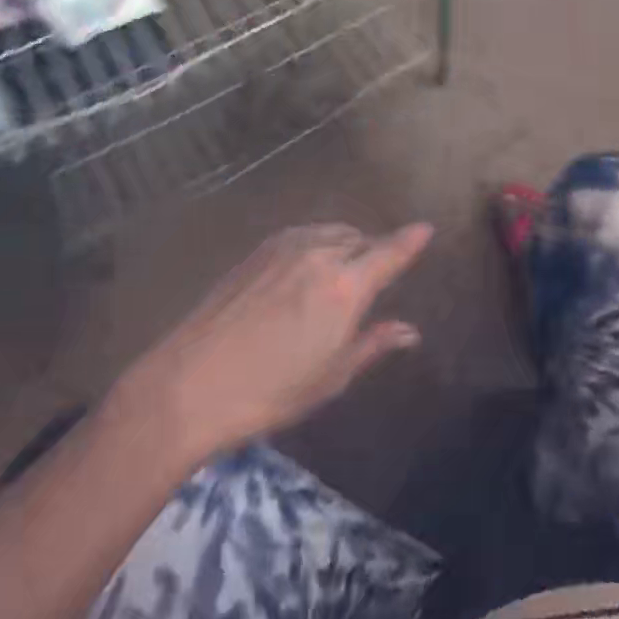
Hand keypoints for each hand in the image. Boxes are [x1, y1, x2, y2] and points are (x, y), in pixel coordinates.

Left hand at [107, 223, 432, 460]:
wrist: (192, 381)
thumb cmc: (271, 390)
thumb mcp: (332, 376)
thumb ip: (372, 343)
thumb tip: (409, 330)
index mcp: (345, 285)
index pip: (388, 253)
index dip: (410, 241)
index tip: (426, 228)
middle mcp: (317, 254)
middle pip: (358, 238)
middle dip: (373, 251)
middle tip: (376, 276)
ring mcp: (282, 248)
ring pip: (327, 233)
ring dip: (344, 244)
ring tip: (343, 270)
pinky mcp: (255, 252)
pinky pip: (300, 236)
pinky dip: (315, 243)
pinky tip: (306, 268)